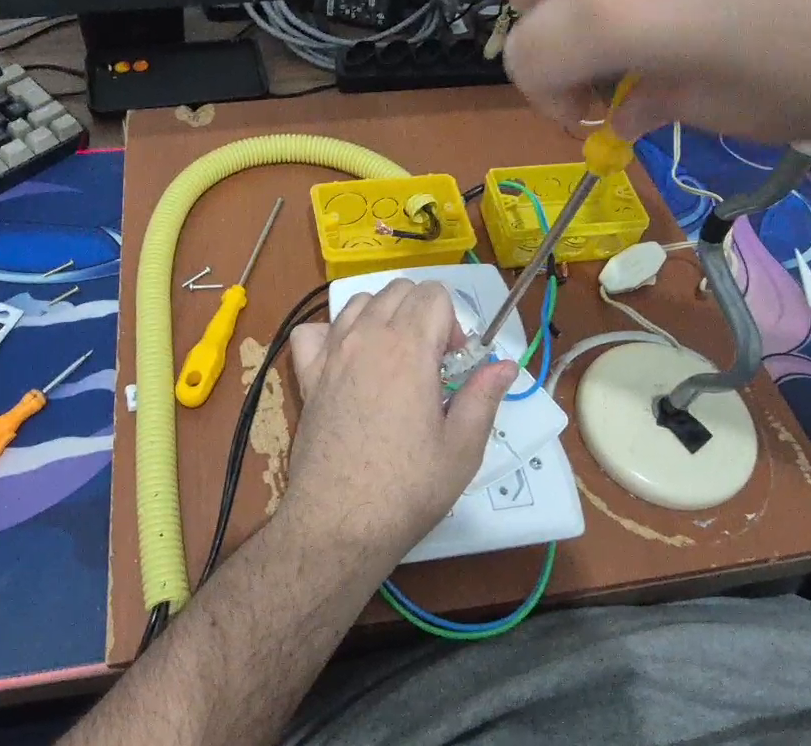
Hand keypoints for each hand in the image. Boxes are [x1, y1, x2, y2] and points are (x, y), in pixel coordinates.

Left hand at [281, 280, 516, 561]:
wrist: (340, 521)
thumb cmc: (408, 488)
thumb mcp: (462, 448)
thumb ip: (483, 396)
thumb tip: (504, 365)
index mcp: (408, 348)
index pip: (434, 294)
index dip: (453, 322)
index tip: (455, 364)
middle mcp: (366, 338)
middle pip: (398, 290)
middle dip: (422, 313)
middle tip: (432, 364)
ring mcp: (330, 354)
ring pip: (358, 302)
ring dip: (382, 317)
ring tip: (395, 361)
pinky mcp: (307, 376)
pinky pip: (313, 332)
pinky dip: (331, 334)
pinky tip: (347, 362)